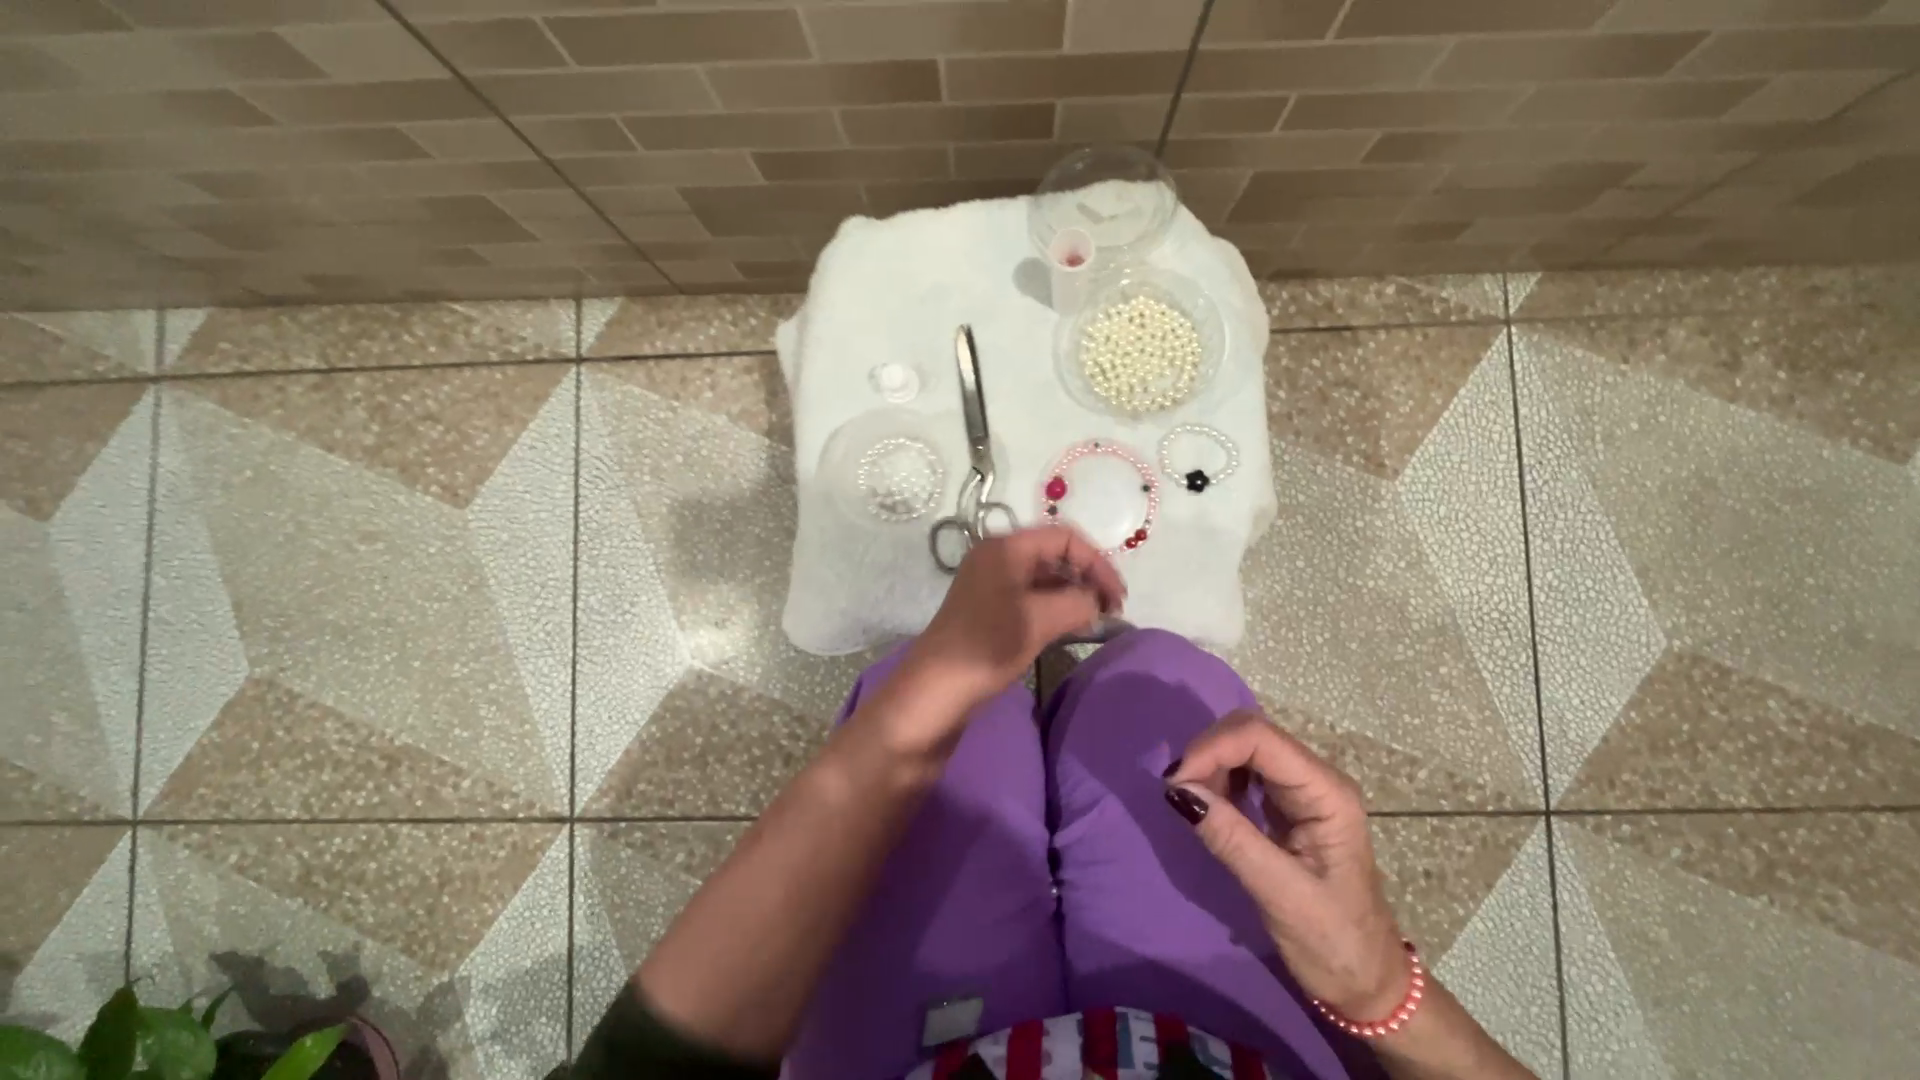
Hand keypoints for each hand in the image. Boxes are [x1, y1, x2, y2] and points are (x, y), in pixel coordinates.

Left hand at [905, 526, 1125, 706]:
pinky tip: (1072, 630)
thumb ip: (1078, 601)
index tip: (1118, 599)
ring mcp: (991, 586)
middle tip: (1111, 612)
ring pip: (1044, 580)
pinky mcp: (989, 613)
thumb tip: (1098, 601)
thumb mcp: (1040, 620)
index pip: (1064, 537)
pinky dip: (1055, 611)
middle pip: (1054, 555)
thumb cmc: (986, 648)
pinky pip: (1031, 600)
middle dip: (1087, 578)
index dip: (1097, 563)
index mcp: (1005, 548)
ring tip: (1096, 623)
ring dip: (1073, 596)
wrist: (934, 694)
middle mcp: (997, 559)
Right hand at [1164, 710, 1408, 1020]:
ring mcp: (1302, 791)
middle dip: (1208, 753)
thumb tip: (1179, 791)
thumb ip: (1231, 839)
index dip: (1212, 748)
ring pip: (1244, 747)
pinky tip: (1209, 808)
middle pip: (1251, 733)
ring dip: (1210, 765)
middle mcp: (1316, 780)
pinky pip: (1244, 772)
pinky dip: (1217, 780)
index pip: (1260, 737)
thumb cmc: (1335, 943)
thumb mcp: (1280, 894)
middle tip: (1179, 794)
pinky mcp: (1286, 806)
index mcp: (1327, 793)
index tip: (1175, 784)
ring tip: (1191, 803)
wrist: (1367, 983)